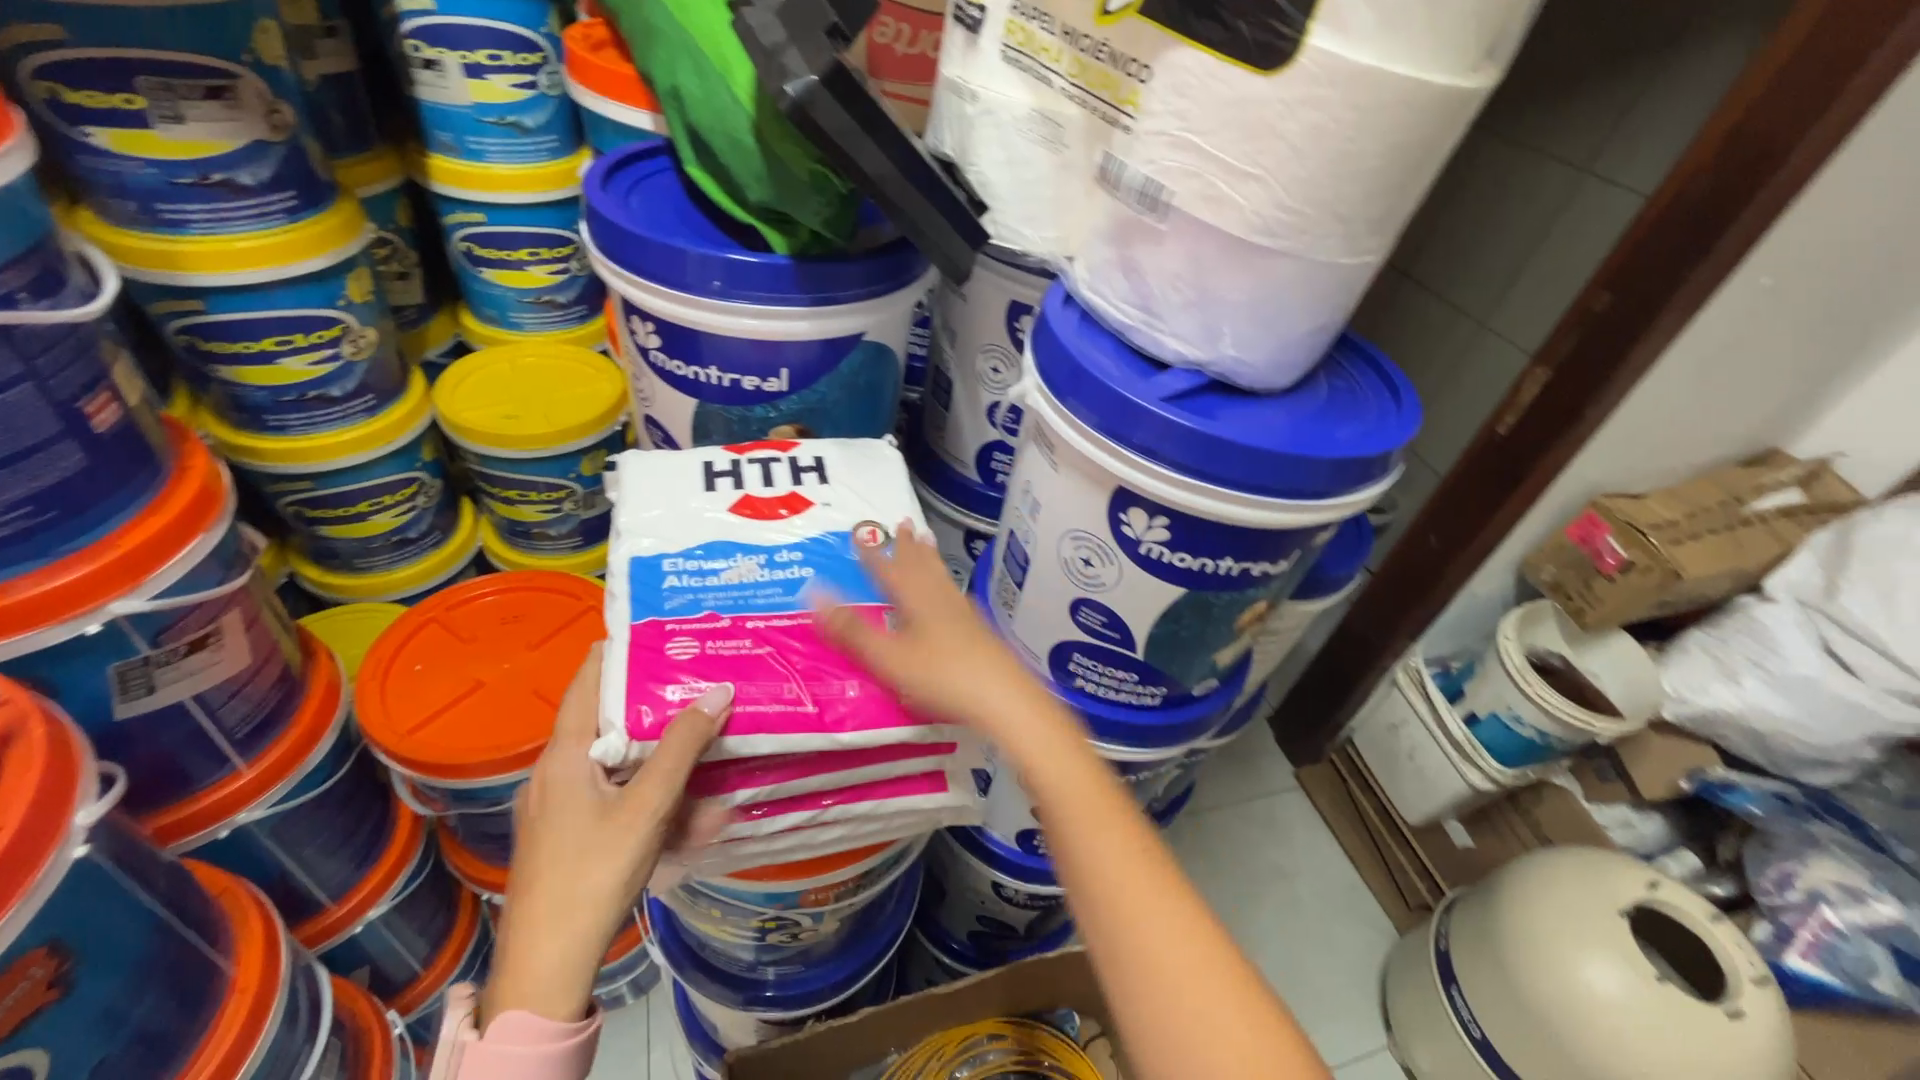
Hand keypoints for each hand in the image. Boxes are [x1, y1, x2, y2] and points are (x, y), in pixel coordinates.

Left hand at [483, 643, 732, 1026]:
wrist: (546, 962)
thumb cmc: (594, 873)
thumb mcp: (648, 807)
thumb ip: (682, 748)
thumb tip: (718, 690)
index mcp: (564, 755)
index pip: (588, 681)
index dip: (619, 650)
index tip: (660, 632)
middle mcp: (554, 772)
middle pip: (606, 721)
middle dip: (654, 706)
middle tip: (698, 687)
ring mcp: (557, 806)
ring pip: (614, 764)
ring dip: (658, 757)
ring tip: (703, 749)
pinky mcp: (566, 835)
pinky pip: (612, 797)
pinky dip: (647, 793)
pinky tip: (685, 812)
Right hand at [811, 522, 1070, 748]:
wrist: (1004, 699)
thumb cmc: (942, 677)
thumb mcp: (888, 658)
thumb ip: (852, 630)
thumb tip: (813, 593)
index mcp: (917, 600)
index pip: (889, 569)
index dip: (873, 553)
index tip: (859, 533)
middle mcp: (941, 599)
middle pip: (922, 566)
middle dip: (908, 546)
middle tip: (903, 523)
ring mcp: (964, 615)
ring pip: (941, 578)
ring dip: (929, 559)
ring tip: (926, 543)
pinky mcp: (979, 632)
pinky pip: (954, 595)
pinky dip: (945, 585)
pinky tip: (952, 595)